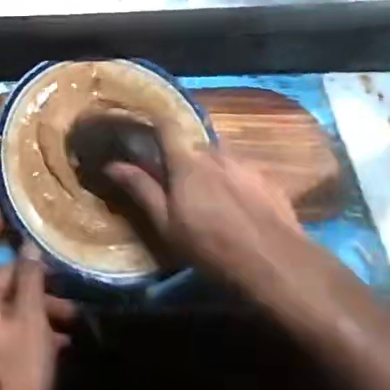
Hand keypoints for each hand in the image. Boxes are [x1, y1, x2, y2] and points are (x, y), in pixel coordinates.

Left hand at [0, 214, 77, 389]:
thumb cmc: (19, 371)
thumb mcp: (31, 320)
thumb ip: (30, 280)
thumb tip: (27, 246)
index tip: (6, 212)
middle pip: (2, 280)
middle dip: (34, 279)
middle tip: (66, 282)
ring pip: (13, 306)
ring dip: (42, 306)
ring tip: (74, 318)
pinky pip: (15, 328)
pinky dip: (37, 327)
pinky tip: (64, 341)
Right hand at [105, 144, 322, 302]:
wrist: (278, 264)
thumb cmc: (211, 246)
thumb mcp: (166, 224)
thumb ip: (140, 189)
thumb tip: (111, 164)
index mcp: (186, 161)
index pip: (165, 126)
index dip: (152, 125)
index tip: (141, 134)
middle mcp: (215, 153)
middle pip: (192, 146)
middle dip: (182, 160)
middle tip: (176, 186)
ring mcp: (245, 164)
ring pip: (218, 159)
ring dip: (209, 172)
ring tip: (209, 202)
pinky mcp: (269, 180)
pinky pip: (241, 173)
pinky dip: (233, 184)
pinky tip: (237, 210)